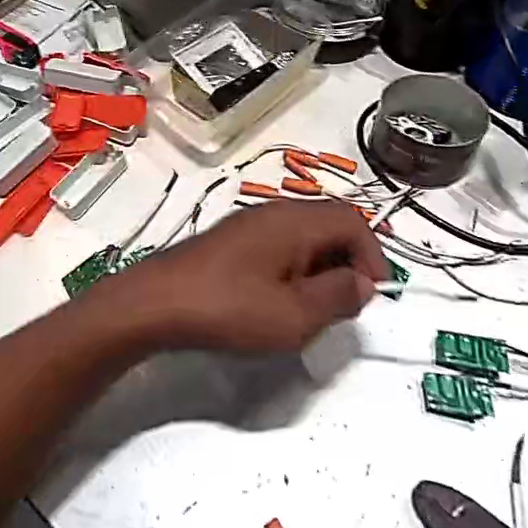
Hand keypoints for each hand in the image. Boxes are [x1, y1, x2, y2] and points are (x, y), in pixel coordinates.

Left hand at [103, 199, 387, 354]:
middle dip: (347, 262)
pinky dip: (293, 268)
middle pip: (329, 224)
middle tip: (344, 305)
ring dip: (320, 268)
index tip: (371, 296)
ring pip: (302, 236)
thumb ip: (337, 297)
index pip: (353, 221)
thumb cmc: (229, 309)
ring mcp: (247, 225)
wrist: (154, 303)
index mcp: (295, 221)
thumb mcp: (295, 315)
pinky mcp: (229, 241)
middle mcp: (273, 212)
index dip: (373, 256)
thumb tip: (362, 283)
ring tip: (313, 308)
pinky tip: (278, 301)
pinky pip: (277, 245)